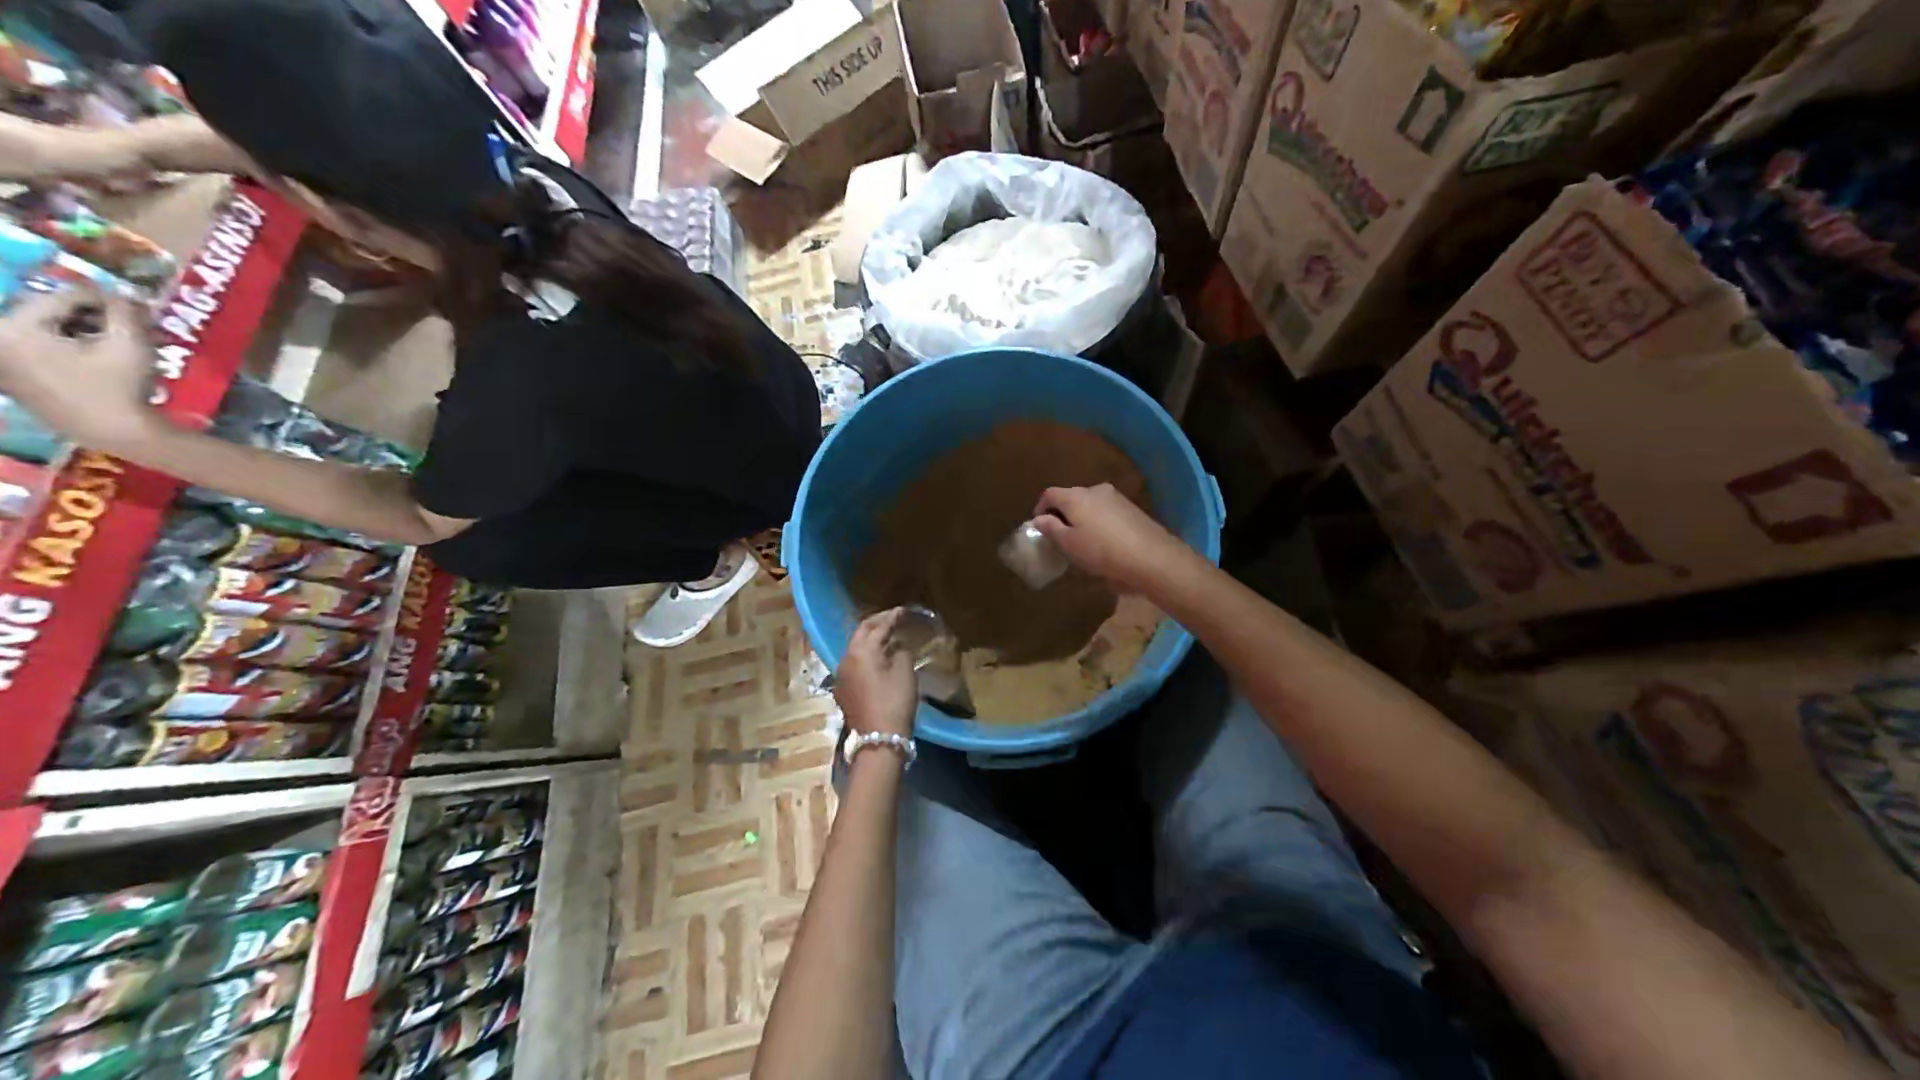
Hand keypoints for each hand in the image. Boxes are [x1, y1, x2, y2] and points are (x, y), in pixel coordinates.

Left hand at [0, 285, 162, 449]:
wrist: (115, 433)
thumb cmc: (120, 386)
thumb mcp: (131, 344)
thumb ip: (125, 312)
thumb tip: (125, 295)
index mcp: (14, 327)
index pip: (61, 297)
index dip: (103, 299)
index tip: (134, 306)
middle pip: (46, 314)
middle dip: (87, 316)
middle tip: (125, 325)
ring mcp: (2, 363)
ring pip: (42, 332)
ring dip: (78, 332)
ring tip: (112, 343)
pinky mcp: (14, 380)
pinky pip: (37, 352)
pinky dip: (66, 350)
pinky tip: (95, 361)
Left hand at [833, 608, 916, 739]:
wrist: (878, 739)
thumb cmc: (895, 701)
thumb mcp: (905, 671)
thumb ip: (901, 650)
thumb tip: (897, 644)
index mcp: (861, 650)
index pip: (878, 626)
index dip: (893, 616)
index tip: (904, 610)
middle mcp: (846, 658)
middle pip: (861, 633)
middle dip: (878, 623)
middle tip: (894, 618)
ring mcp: (842, 674)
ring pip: (856, 648)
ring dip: (871, 640)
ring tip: (888, 637)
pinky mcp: (843, 689)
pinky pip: (855, 663)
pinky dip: (867, 656)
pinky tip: (879, 659)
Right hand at [1032, 483, 1195, 594]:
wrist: (1150, 556)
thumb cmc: (1101, 551)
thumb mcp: (1068, 544)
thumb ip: (1051, 528)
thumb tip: (1039, 518)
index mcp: (1075, 496)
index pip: (1049, 493)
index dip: (1040, 507)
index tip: (1038, 525)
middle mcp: (1095, 490)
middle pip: (1071, 496)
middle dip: (1062, 513)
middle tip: (1058, 534)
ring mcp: (1116, 497)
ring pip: (1090, 503)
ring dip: (1081, 517)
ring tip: (1081, 539)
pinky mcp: (1131, 508)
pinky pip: (1106, 510)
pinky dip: (1098, 520)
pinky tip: (1102, 540)